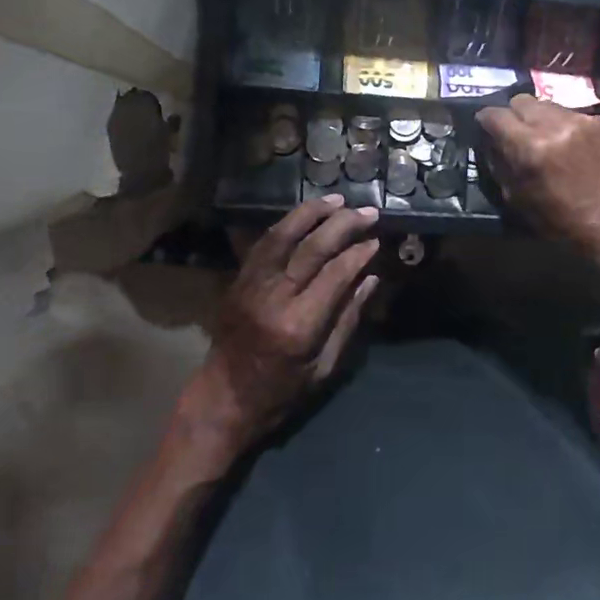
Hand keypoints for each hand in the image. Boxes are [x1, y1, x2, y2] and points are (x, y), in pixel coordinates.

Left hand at [188, 196, 381, 445]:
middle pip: (311, 248)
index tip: (376, 241)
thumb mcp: (324, 367)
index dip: (358, 254)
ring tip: (336, 200)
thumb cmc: (280, 393)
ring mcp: (250, 285)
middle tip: (366, 212)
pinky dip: (286, 225)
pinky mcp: (237, 281)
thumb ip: (348, 319)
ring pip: (282, 236)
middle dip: (342, 225)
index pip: (334, 274)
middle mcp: (273, 298)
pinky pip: (263, 244)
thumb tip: (370, 278)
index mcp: (298, 325)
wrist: (223, 399)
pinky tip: (304, 216)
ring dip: (310, 213)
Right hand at [476, 95, 599, 258]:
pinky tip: (572, 146)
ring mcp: (582, 120)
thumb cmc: (560, 219)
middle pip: (521, 100)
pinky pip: (573, 114)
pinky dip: (566, 126)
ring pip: (548, 104)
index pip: (496, 114)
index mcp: (530, 147)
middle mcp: (555, 125)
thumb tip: (490, 142)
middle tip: (515, 132)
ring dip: (540, 118)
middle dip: (513, 114)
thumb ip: (500, 163)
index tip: (485, 126)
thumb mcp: (516, 198)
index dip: (486, 119)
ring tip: (545, 138)